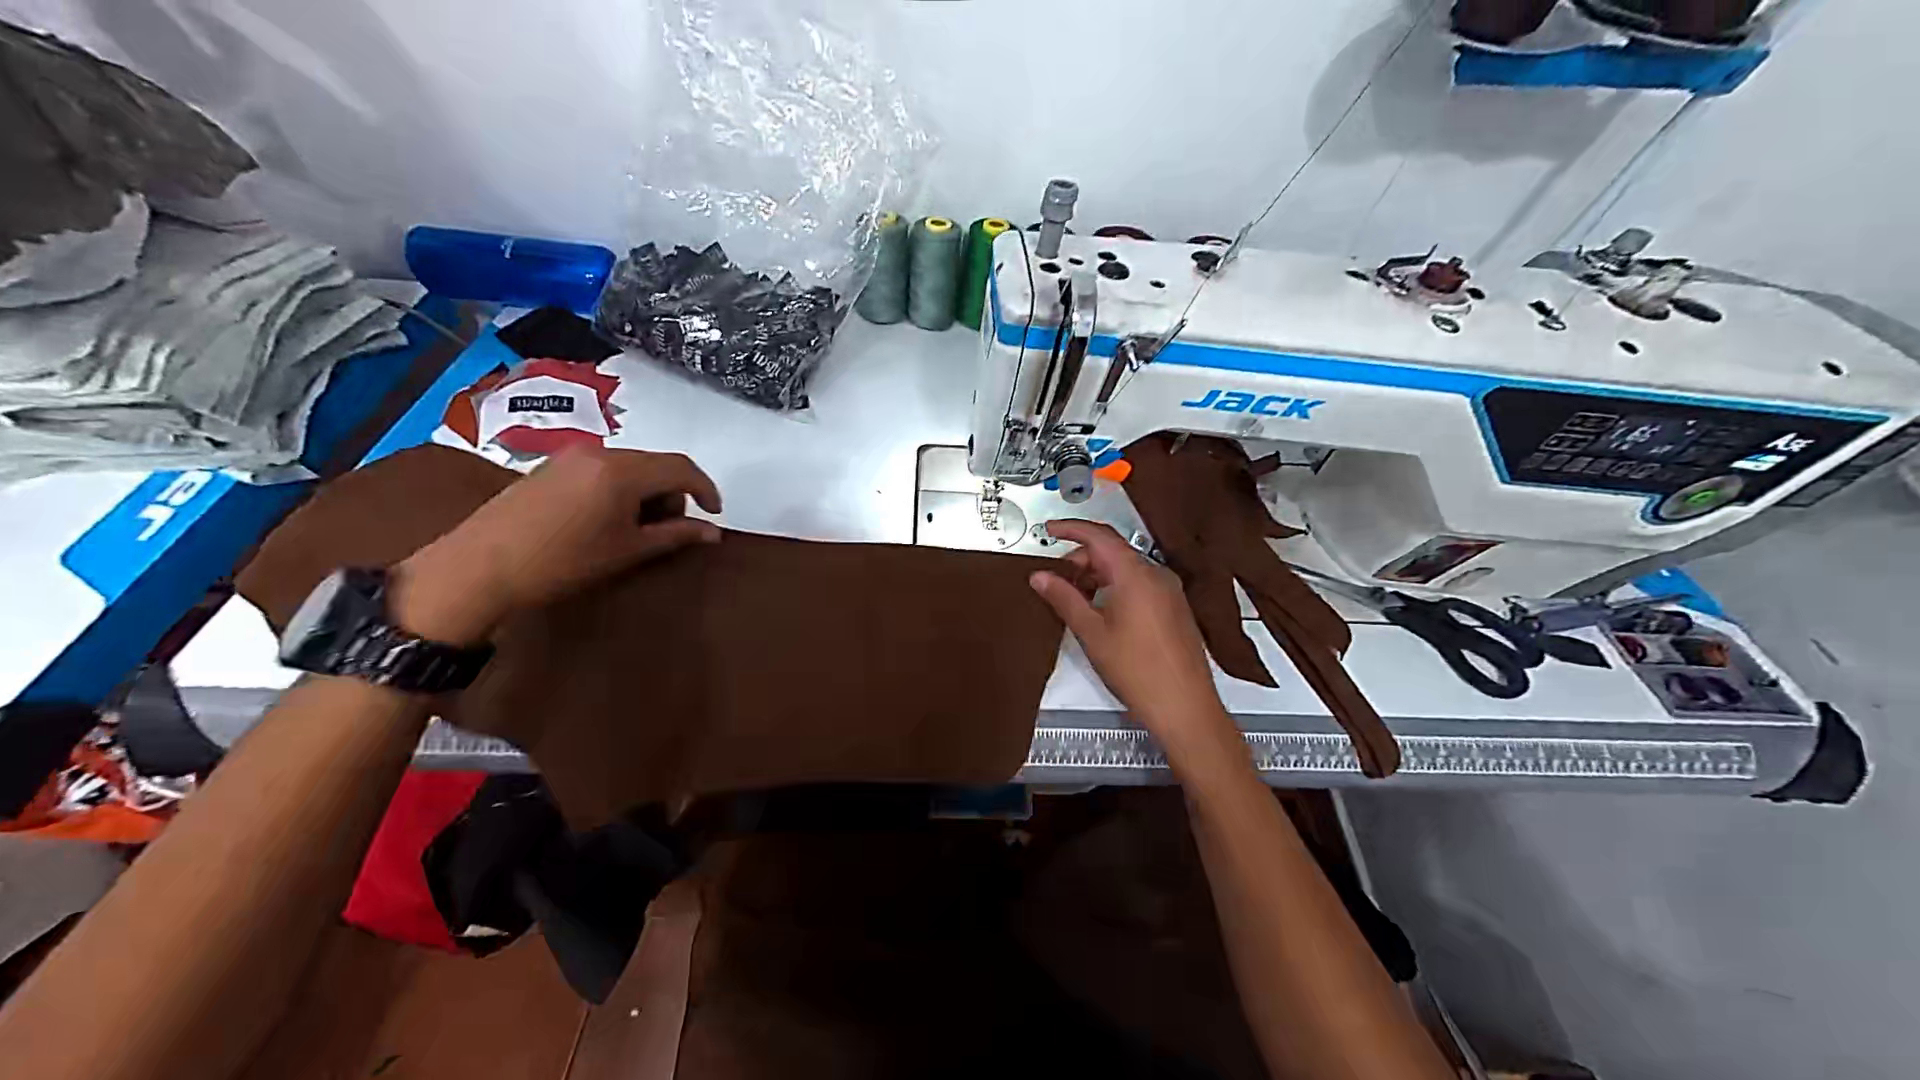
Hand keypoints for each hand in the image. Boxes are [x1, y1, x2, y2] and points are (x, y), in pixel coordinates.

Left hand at [392, 445, 722, 643]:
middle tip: (668, 530)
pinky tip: (605, 520)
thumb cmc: (564, 562)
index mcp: (623, 471)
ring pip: (630, 466)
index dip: (705, 490)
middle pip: (656, 464)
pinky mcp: (551, 466)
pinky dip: (620, 489)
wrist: (480, 566)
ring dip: (646, 492)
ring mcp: (572, 456)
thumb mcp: (628, 551)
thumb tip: (713, 532)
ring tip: (634, 530)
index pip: (682, 468)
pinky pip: (603, 469)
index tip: (714, 516)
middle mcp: (600, 452)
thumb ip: (676, 535)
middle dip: (673, 494)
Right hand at [1027, 520, 1248, 776]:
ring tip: (1075, 599)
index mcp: (1135, 575)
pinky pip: (1140, 584)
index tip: (1050, 529)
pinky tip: (1101, 612)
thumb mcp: (1091, 633)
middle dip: (1081, 559)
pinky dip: (1116, 587)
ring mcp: (1169, 592)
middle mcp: (1157, 576)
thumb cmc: (1141, 673)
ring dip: (1098, 575)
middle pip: (1112, 551)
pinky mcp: (1174, 608)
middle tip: (1057, 579)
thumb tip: (1041, 577)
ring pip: (1126, 568)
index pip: (1099, 535)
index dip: (1071, 529)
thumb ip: (1064, 598)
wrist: (1185, 707)